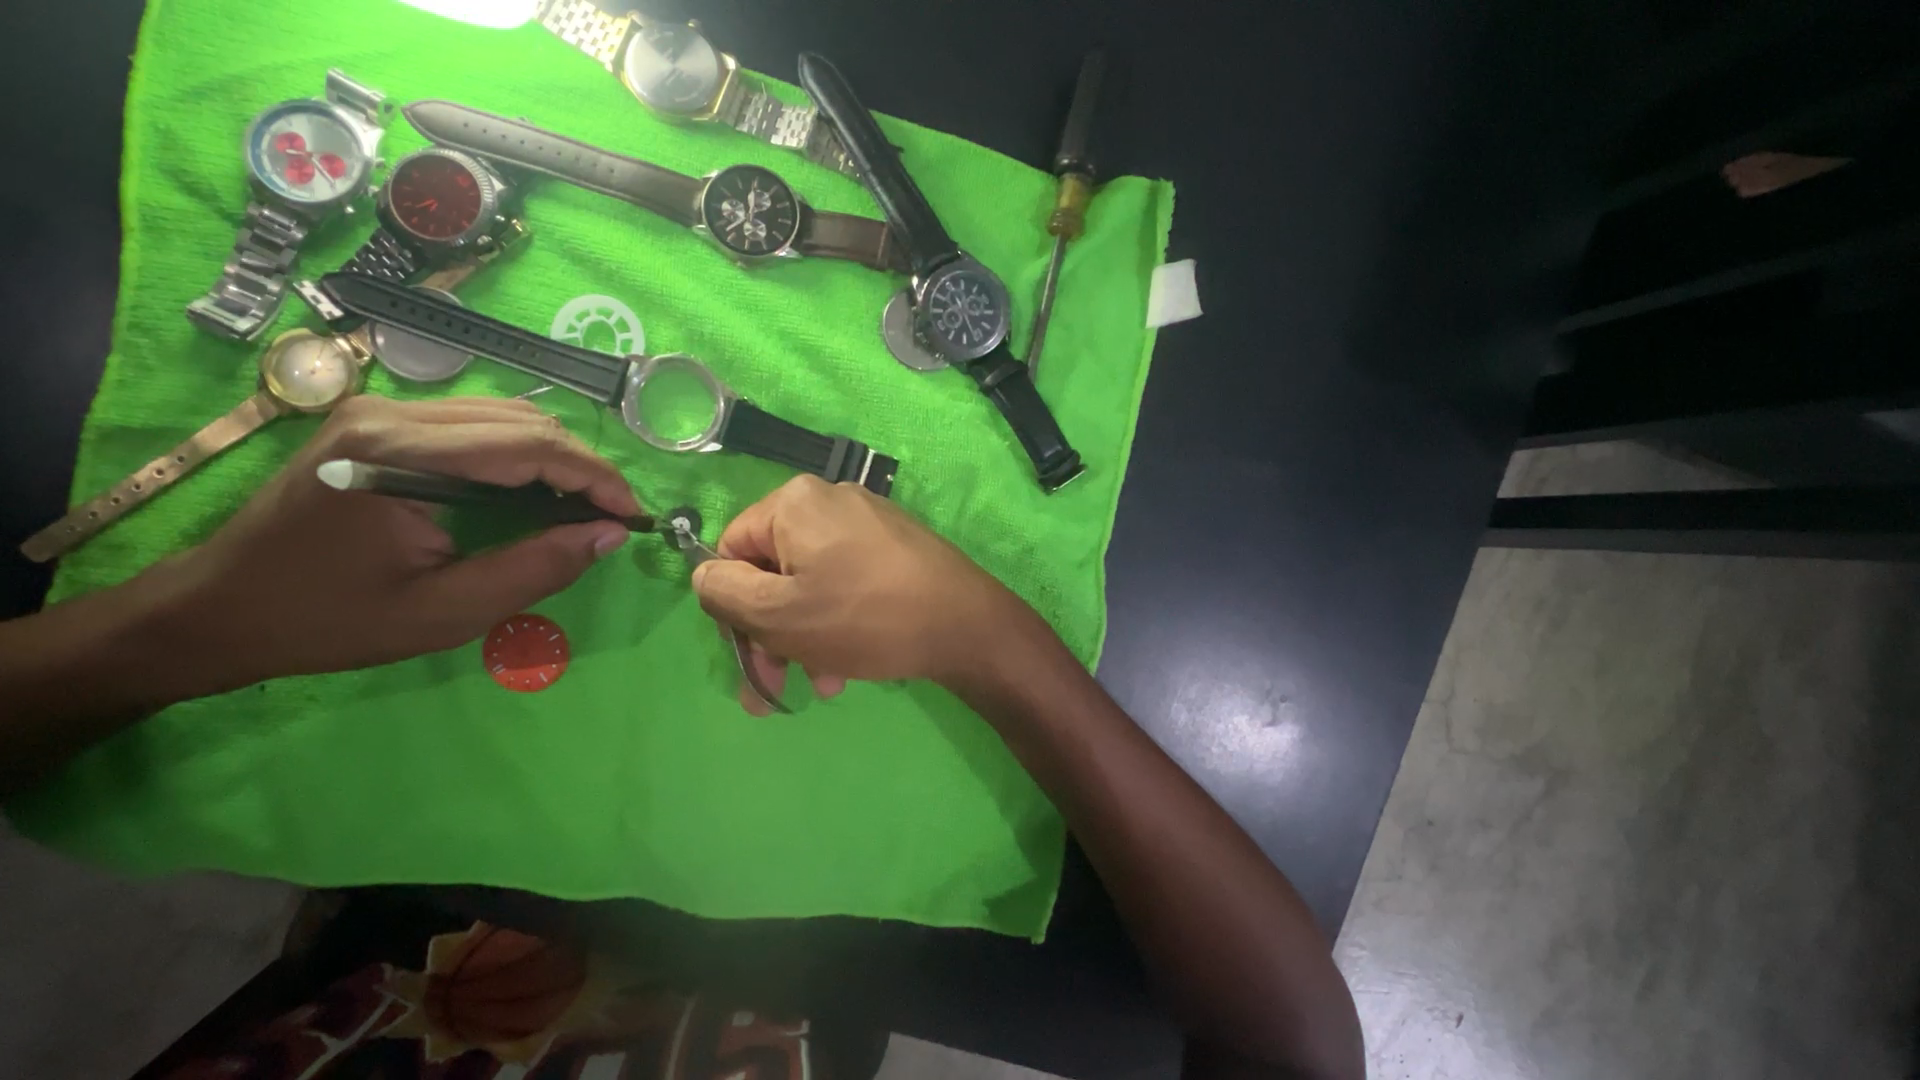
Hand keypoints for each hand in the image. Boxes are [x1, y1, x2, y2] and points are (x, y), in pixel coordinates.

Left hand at [156, 396, 639, 692]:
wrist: (216, 610)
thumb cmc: (327, 621)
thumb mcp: (443, 612)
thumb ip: (534, 569)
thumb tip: (609, 535)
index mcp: (400, 454)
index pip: (529, 445)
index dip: (595, 477)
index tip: (632, 516)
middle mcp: (390, 414)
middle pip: (522, 421)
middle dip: (582, 467)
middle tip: (613, 518)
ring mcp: (379, 412)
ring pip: (503, 416)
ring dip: (554, 458)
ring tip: (583, 508)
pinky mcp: (377, 423)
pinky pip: (474, 425)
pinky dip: (520, 456)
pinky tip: (533, 492)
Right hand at [690, 475, 1037, 708]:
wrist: (967, 626)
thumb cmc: (864, 618)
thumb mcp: (777, 614)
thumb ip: (724, 592)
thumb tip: (705, 575)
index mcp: (793, 503)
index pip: (732, 551)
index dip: (732, 608)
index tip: (750, 655)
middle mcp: (829, 500)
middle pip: (774, 571)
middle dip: (772, 635)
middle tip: (776, 688)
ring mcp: (868, 522)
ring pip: (811, 585)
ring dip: (805, 640)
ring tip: (823, 687)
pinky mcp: (896, 548)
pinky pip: (846, 584)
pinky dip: (838, 624)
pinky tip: (847, 669)